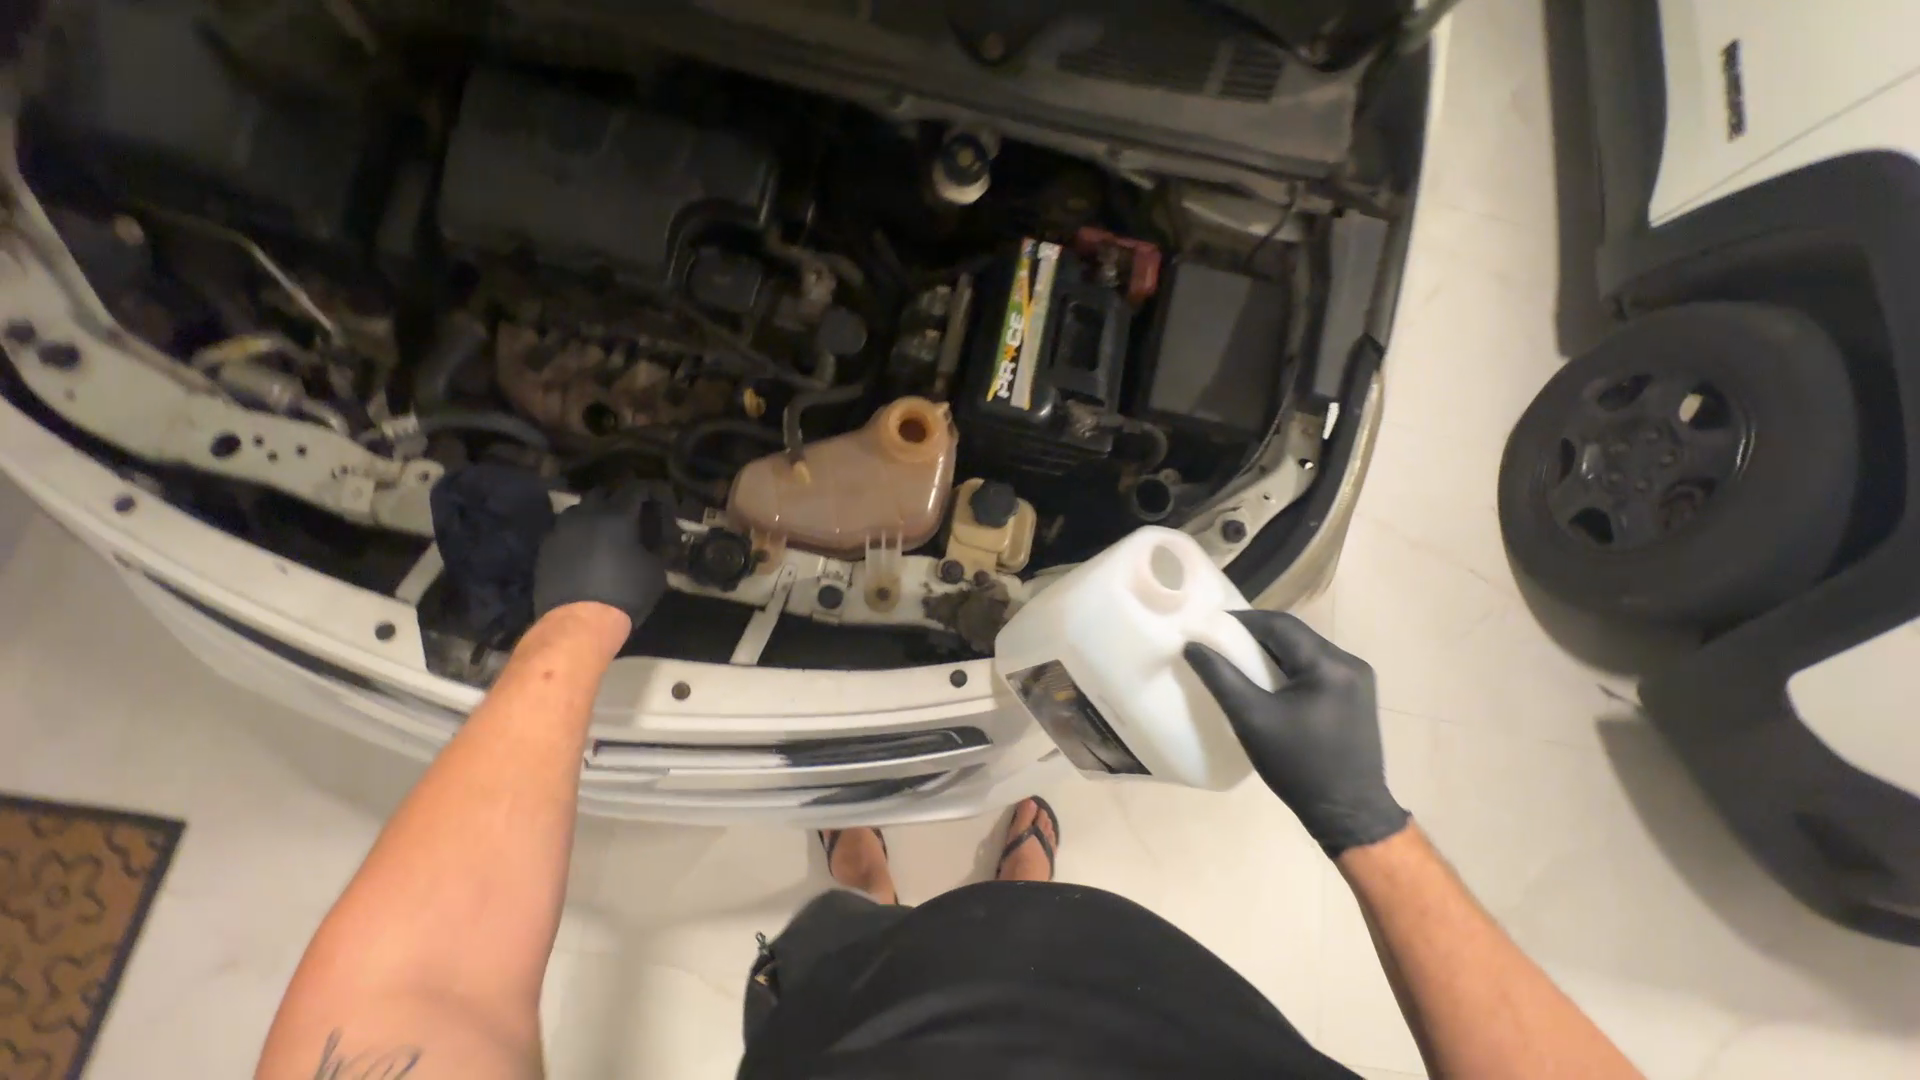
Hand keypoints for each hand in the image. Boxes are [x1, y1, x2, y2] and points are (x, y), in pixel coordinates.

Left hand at [532, 487, 669, 631]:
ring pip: (579, 510)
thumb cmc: (625, 594)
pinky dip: (578, 535)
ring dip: (594, 515)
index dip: (652, 491)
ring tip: (605, 532)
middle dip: (619, 500)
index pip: (637, 489)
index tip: (661, 500)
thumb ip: (656, 548)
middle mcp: (586, 514)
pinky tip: (586, 551)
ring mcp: (562, 529)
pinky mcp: (546, 548)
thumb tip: (658, 542)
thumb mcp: (655, 571)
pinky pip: (565, 531)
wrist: (579, 621)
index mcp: (617, 515)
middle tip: (631, 515)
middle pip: (603, 493)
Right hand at [1184, 612, 1407, 856]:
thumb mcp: (1252, 720)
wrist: (1349, 813)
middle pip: (1294, 635)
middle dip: (1255, 635)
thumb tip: (1192, 646)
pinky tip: (1267, 680)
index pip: (1280, 625)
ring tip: (1238, 659)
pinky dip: (1288, 667)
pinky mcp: (1356, 695)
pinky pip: (1315, 667)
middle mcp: (1349, 663)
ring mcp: (1357, 679)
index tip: (1209, 624)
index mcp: (1329, 665)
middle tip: (1219, 641)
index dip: (1242, 620)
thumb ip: (1221, 678)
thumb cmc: (1298, 767)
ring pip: (1304, 650)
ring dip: (1272, 650)